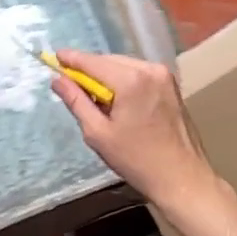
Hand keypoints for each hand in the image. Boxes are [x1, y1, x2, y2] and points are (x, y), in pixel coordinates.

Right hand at [49, 50, 227, 212]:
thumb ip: (76, 101)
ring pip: (124, 65)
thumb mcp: (98, 133)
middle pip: (109, 61)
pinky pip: (139, 73)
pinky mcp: (172, 85)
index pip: (93, 62)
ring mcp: (164, 76)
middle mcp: (150, 69)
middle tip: (69, 81)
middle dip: (89, 68)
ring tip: (93, 95)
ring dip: (106, 75)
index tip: (54, 57)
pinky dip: (123, 80)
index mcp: (131, 80)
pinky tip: (116, 98)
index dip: (72, 59)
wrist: (182, 178)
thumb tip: (57, 79)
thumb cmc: (136, 160)